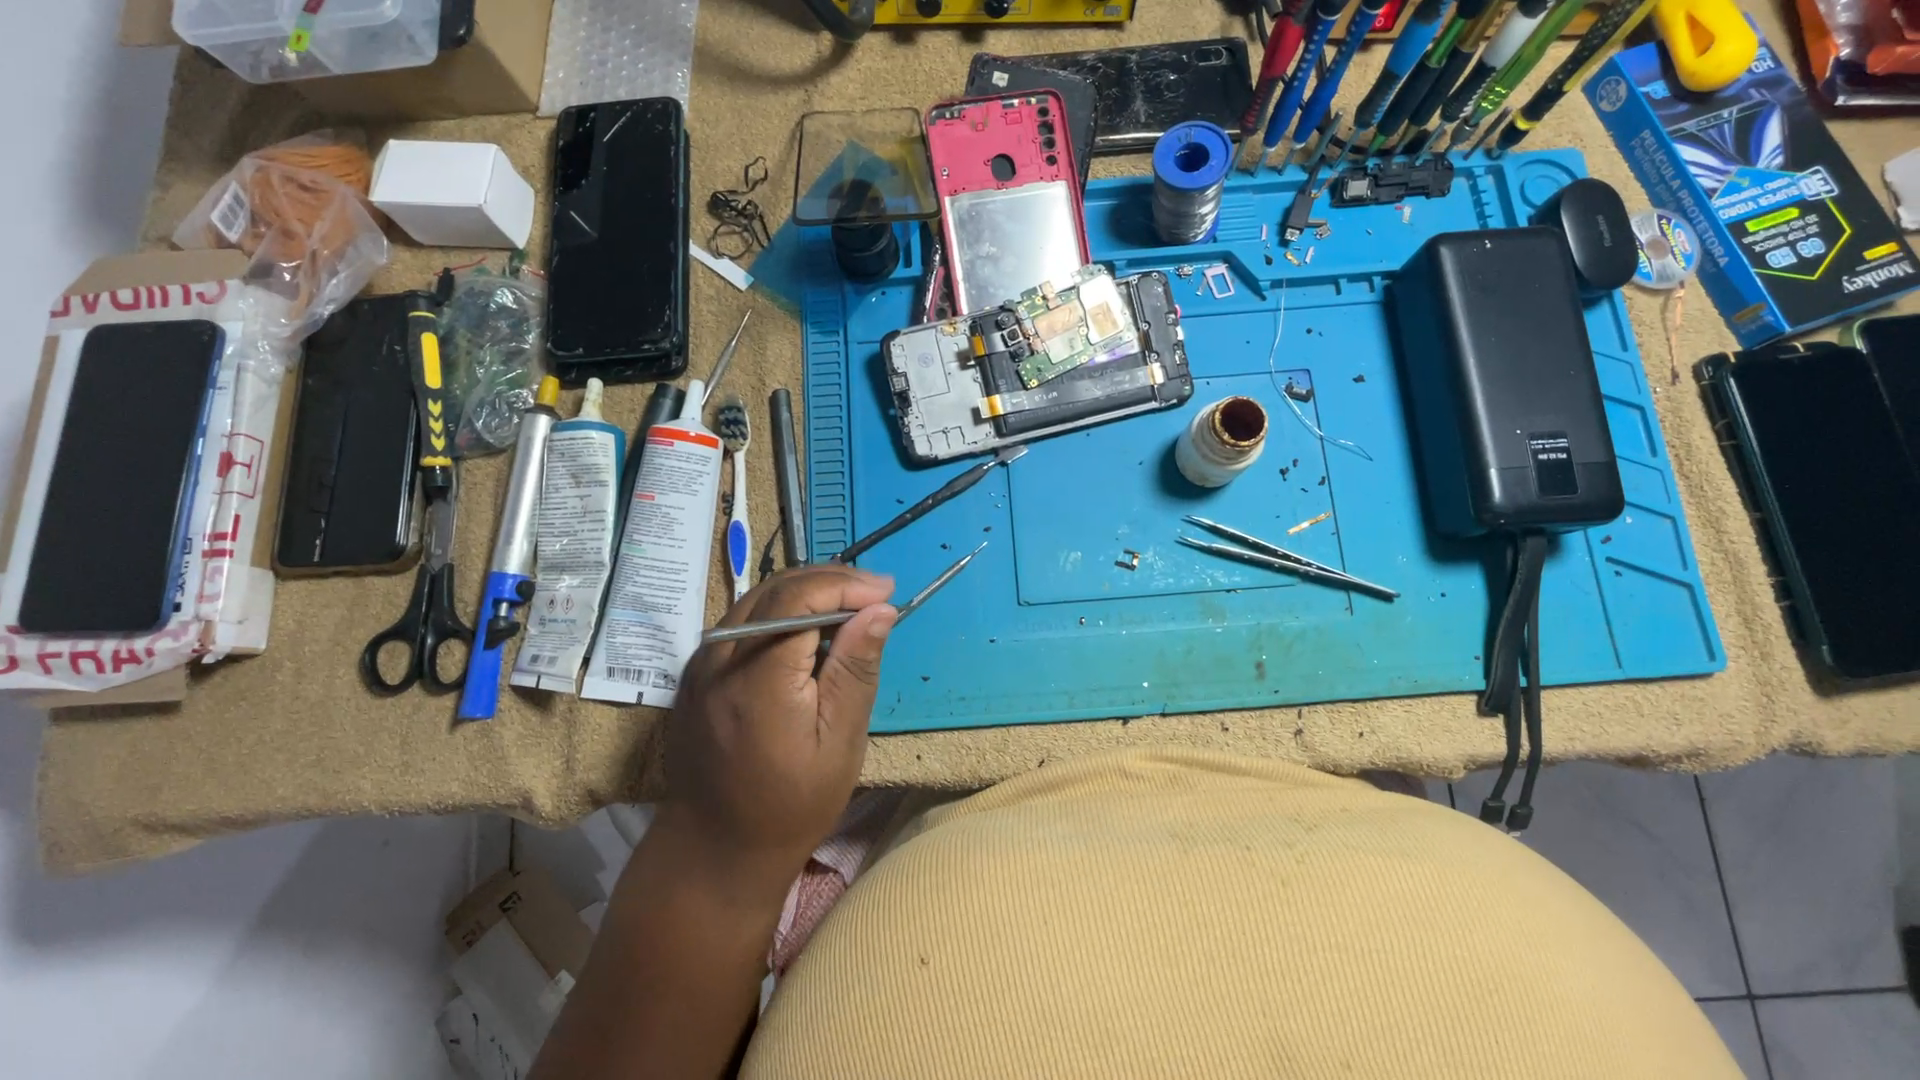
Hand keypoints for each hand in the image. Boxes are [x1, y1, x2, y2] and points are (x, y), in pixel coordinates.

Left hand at [663, 565, 897, 885]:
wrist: (715, 849)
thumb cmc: (789, 806)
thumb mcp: (839, 743)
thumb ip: (856, 669)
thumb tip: (880, 609)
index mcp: (757, 678)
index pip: (799, 598)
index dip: (846, 585)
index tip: (887, 590)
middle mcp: (719, 659)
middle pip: (776, 590)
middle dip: (830, 581)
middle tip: (875, 593)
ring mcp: (700, 664)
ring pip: (756, 600)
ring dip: (806, 593)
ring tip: (851, 607)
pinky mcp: (696, 674)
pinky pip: (741, 622)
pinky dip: (781, 613)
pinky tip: (810, 632)